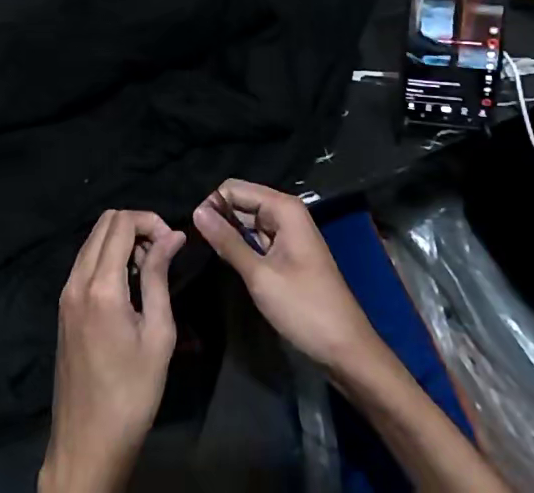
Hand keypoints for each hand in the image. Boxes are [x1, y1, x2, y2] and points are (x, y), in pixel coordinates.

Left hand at [41, 210, 186, 492]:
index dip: (152, 221)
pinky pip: (86, 262)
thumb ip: (159, 276)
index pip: (122, 222)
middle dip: (137, 225)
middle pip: (104, 222)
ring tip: (149, 270)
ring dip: (122, 240)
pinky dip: (109, 257)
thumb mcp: (158, 334)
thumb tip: (173, 235)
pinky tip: (129, 285)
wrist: (87, 442)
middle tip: (162, 252)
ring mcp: (65, 294)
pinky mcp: (64, 307)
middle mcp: (76, 282)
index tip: (173, 244)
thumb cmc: (132, 392)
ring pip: (93, 240)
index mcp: (100, 287)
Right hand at [192, 180, 383, 375]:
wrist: (344, 345)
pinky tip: (221, 256)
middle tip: (189, 239)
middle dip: (217, 215)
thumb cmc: (303, 307)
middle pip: (241, 201)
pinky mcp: (286, 253)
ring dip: (226, 231)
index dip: (212, 203)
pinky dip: (240, 244)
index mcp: (284, 208)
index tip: (189, 227)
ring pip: (247, 221)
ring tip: (199, 247)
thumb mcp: (260, 275)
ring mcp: (287, 233)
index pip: (235, 188)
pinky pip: (256, 238)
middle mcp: (286, 213)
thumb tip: (197, 212)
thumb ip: (228, 241)